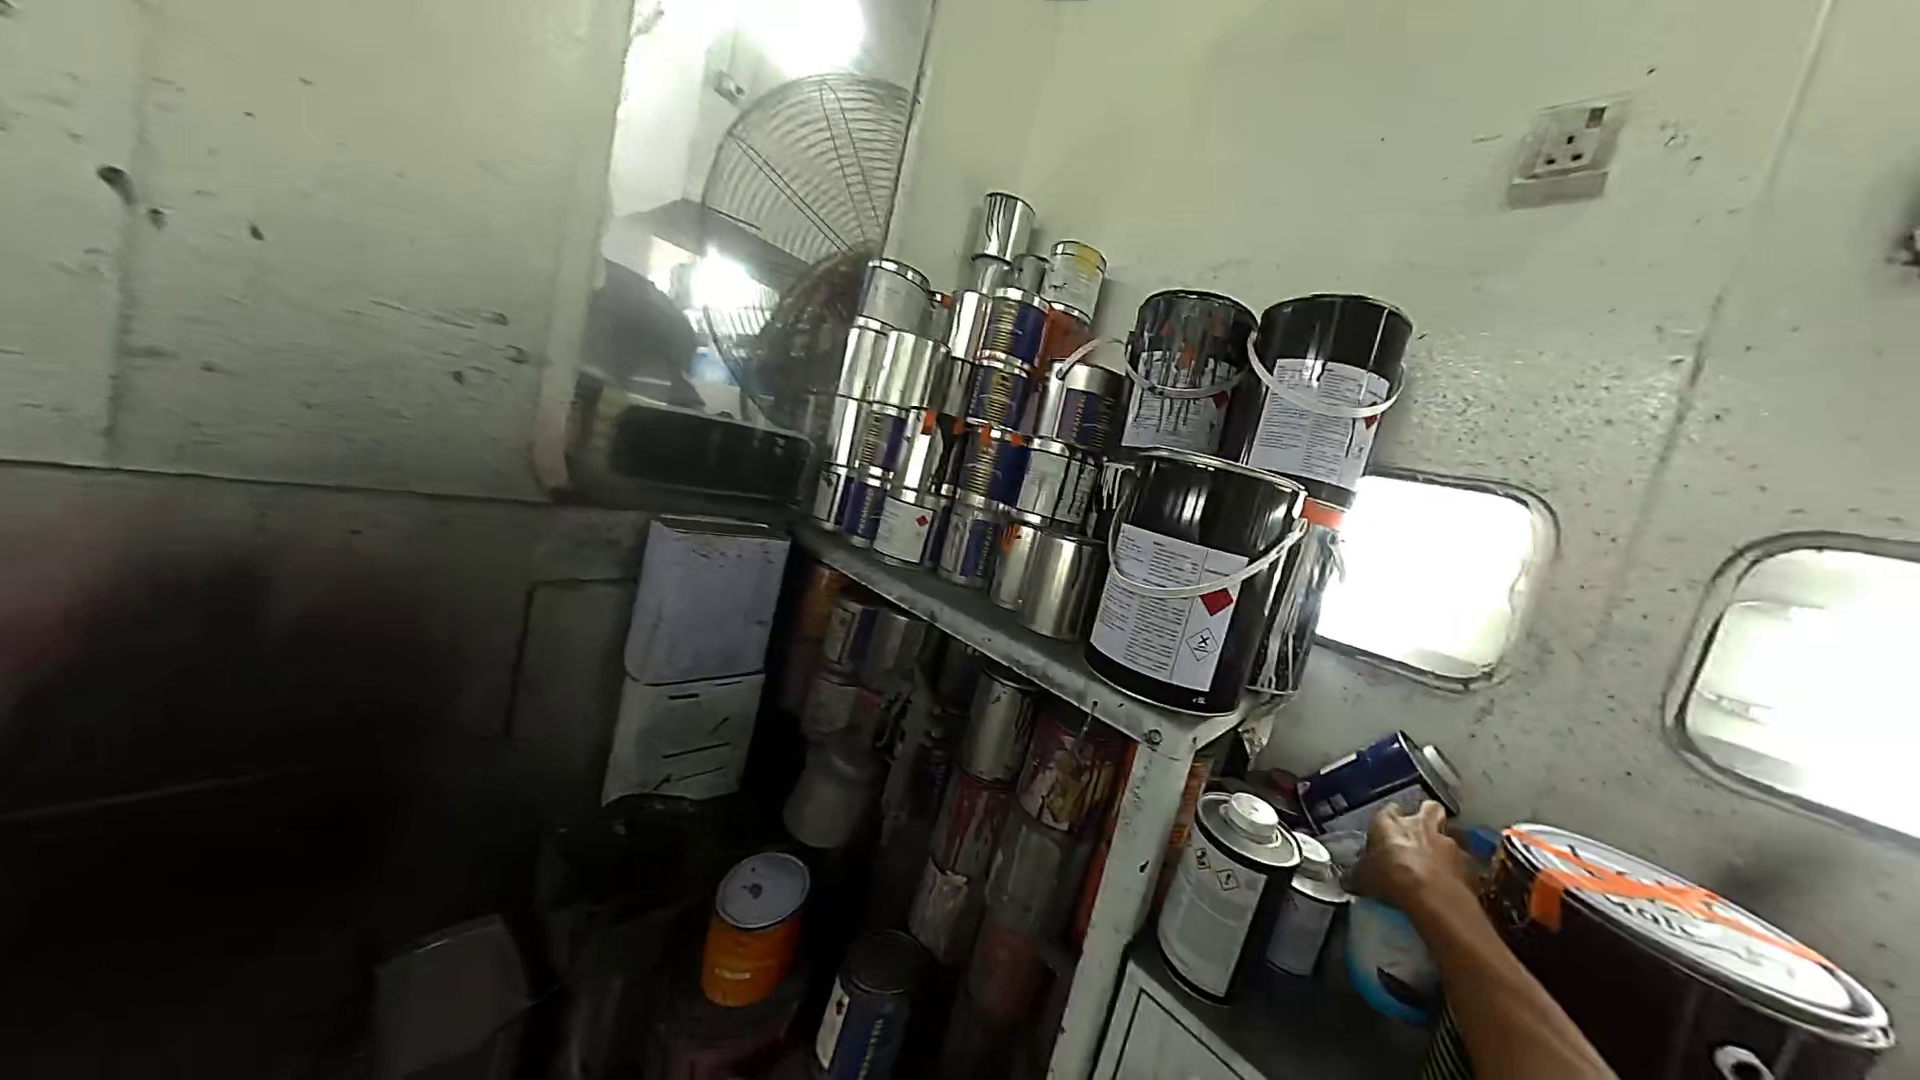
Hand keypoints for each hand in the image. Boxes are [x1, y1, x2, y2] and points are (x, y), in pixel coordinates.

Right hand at [1350, 801, 1473, 914]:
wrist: (1433, 899)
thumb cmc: (1390, 879)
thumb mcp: (1363, 878)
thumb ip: (1358, 875)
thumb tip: (1349, 881)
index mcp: (1389, 823)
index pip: (1388, 810)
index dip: (1389, 820)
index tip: (1387, 834)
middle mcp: (1419, 825)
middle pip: (1429, 808)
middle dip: (1428, 816)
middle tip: (1422, 833)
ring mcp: (1448, 843)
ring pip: (1449, 836)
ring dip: (1444, 848)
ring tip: (1438, 867)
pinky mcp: (1469, 864)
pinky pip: (1465, 863)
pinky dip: (1459, 871)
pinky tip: (1452, 885)